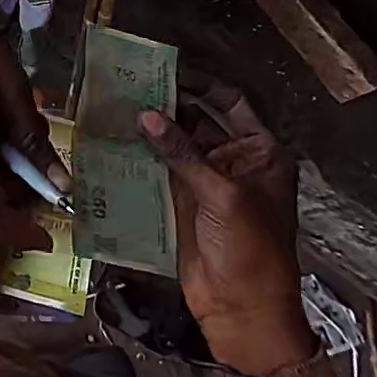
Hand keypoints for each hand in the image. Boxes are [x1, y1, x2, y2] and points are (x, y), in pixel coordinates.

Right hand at [139, 95, 314, 374]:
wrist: (242, 308)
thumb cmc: (250, 249)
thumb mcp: (222, 195)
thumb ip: (183, 154)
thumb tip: (146, 115)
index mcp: (260, 151)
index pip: (228, 103)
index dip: (199, 84)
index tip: (164, 68)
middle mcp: (233, 159)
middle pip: (197, 120)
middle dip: (167, 104)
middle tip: (128, 84)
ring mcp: (205, 180)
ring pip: (176, 144)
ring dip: (151, 129)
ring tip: (116, 106)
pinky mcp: (182, 200)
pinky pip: (160, 169)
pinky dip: (142, 156)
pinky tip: (116, 141)